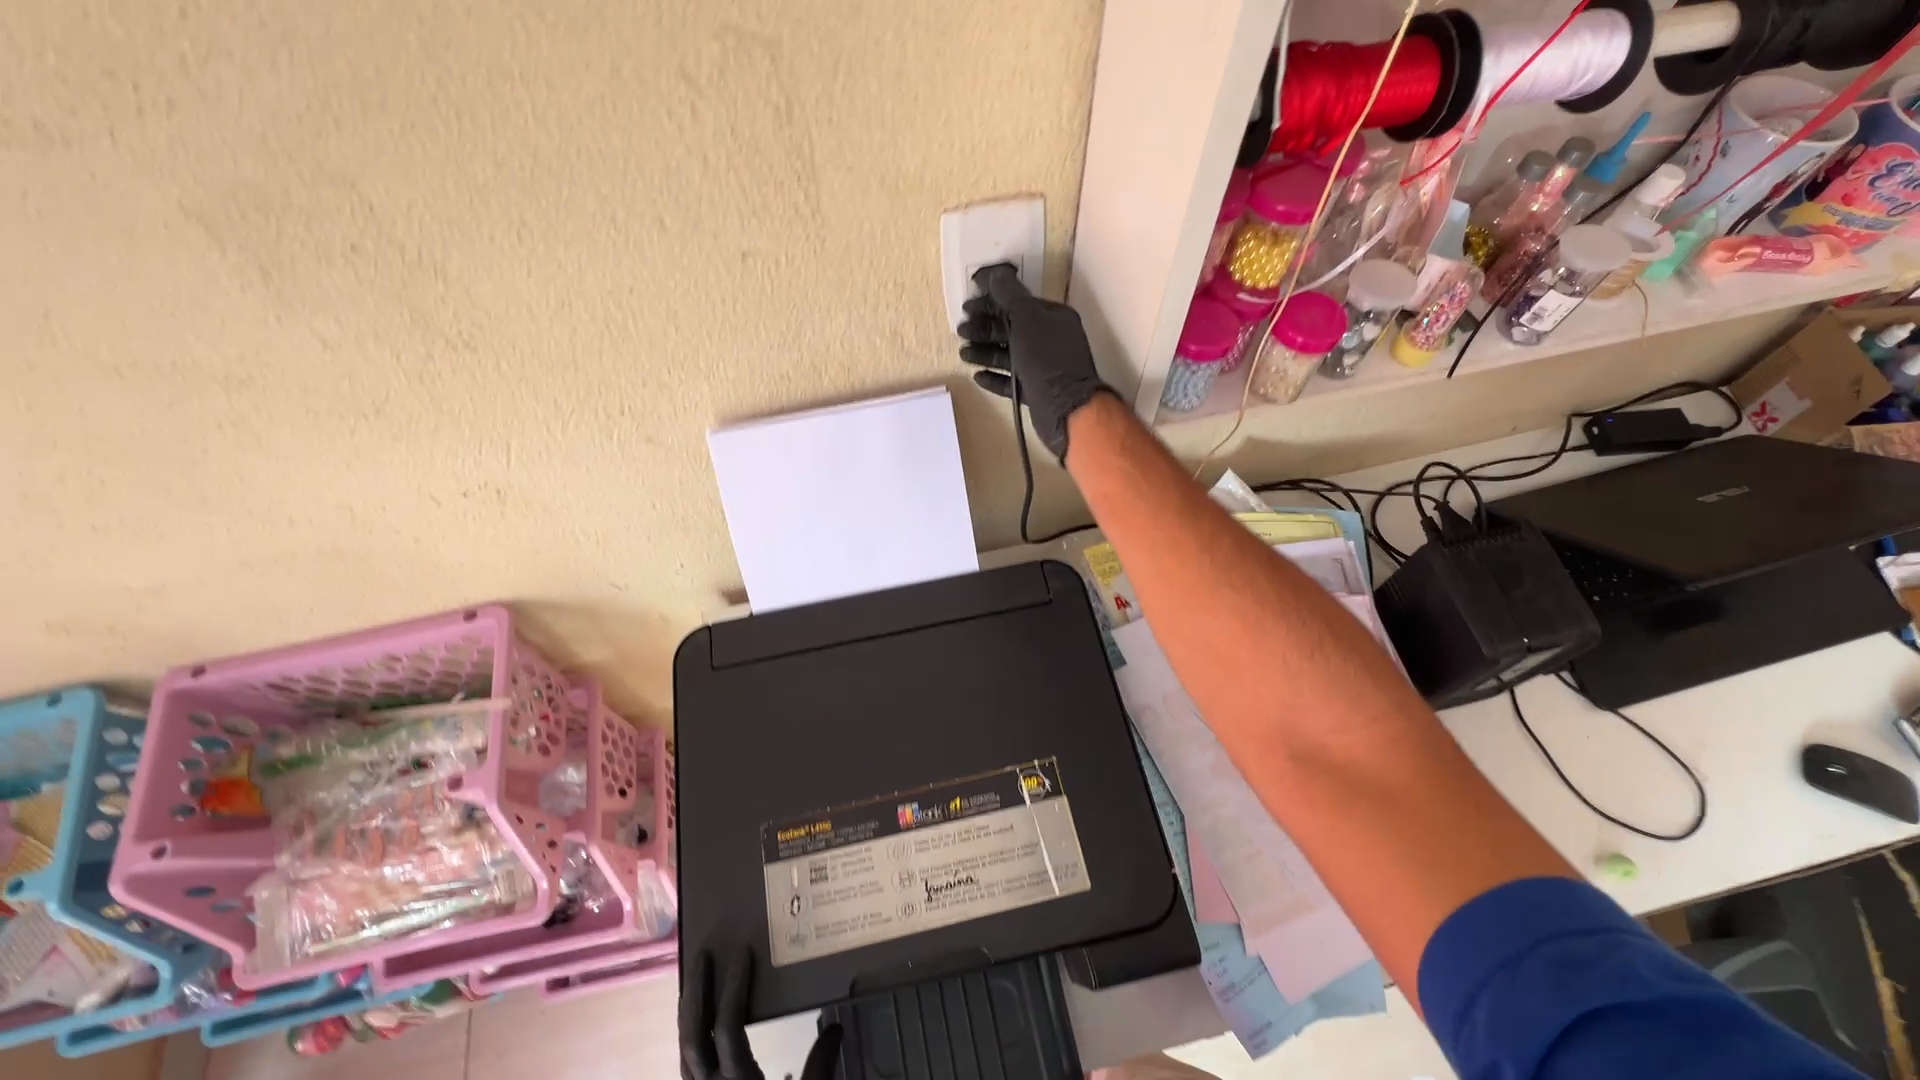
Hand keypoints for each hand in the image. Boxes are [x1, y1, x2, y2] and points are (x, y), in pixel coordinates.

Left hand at [680, 947, 841, 1079]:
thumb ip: (821, 1067)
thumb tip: (835, 1027)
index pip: (729, 1027)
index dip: (732, 988)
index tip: (743, 954)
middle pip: (692, 1035)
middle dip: (696, 992)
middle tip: (704, 955)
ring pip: (683, 1050)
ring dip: (688, 1013)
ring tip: (697, 980)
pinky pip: (686, 1066)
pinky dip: (690, 1037)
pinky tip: (699, 1025)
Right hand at [958, 263, 1110, 463]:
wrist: (1066, 408)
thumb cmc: (1047, 359)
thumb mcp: (1027, 319)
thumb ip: (1010, 295)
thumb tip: (994, 273)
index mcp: (1053, 317)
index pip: (1018, 303)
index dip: (992, 302)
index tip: (968, 305)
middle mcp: (1050, 340)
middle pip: (1012, 329)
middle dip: (985, 328)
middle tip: (961, 330)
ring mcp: (1044, 367)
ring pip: (1009, 355)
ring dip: (985, 352)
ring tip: (963, 354)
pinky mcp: (1037, 391)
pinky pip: (1012, 381)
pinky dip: (995, 377)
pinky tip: (978, 376)